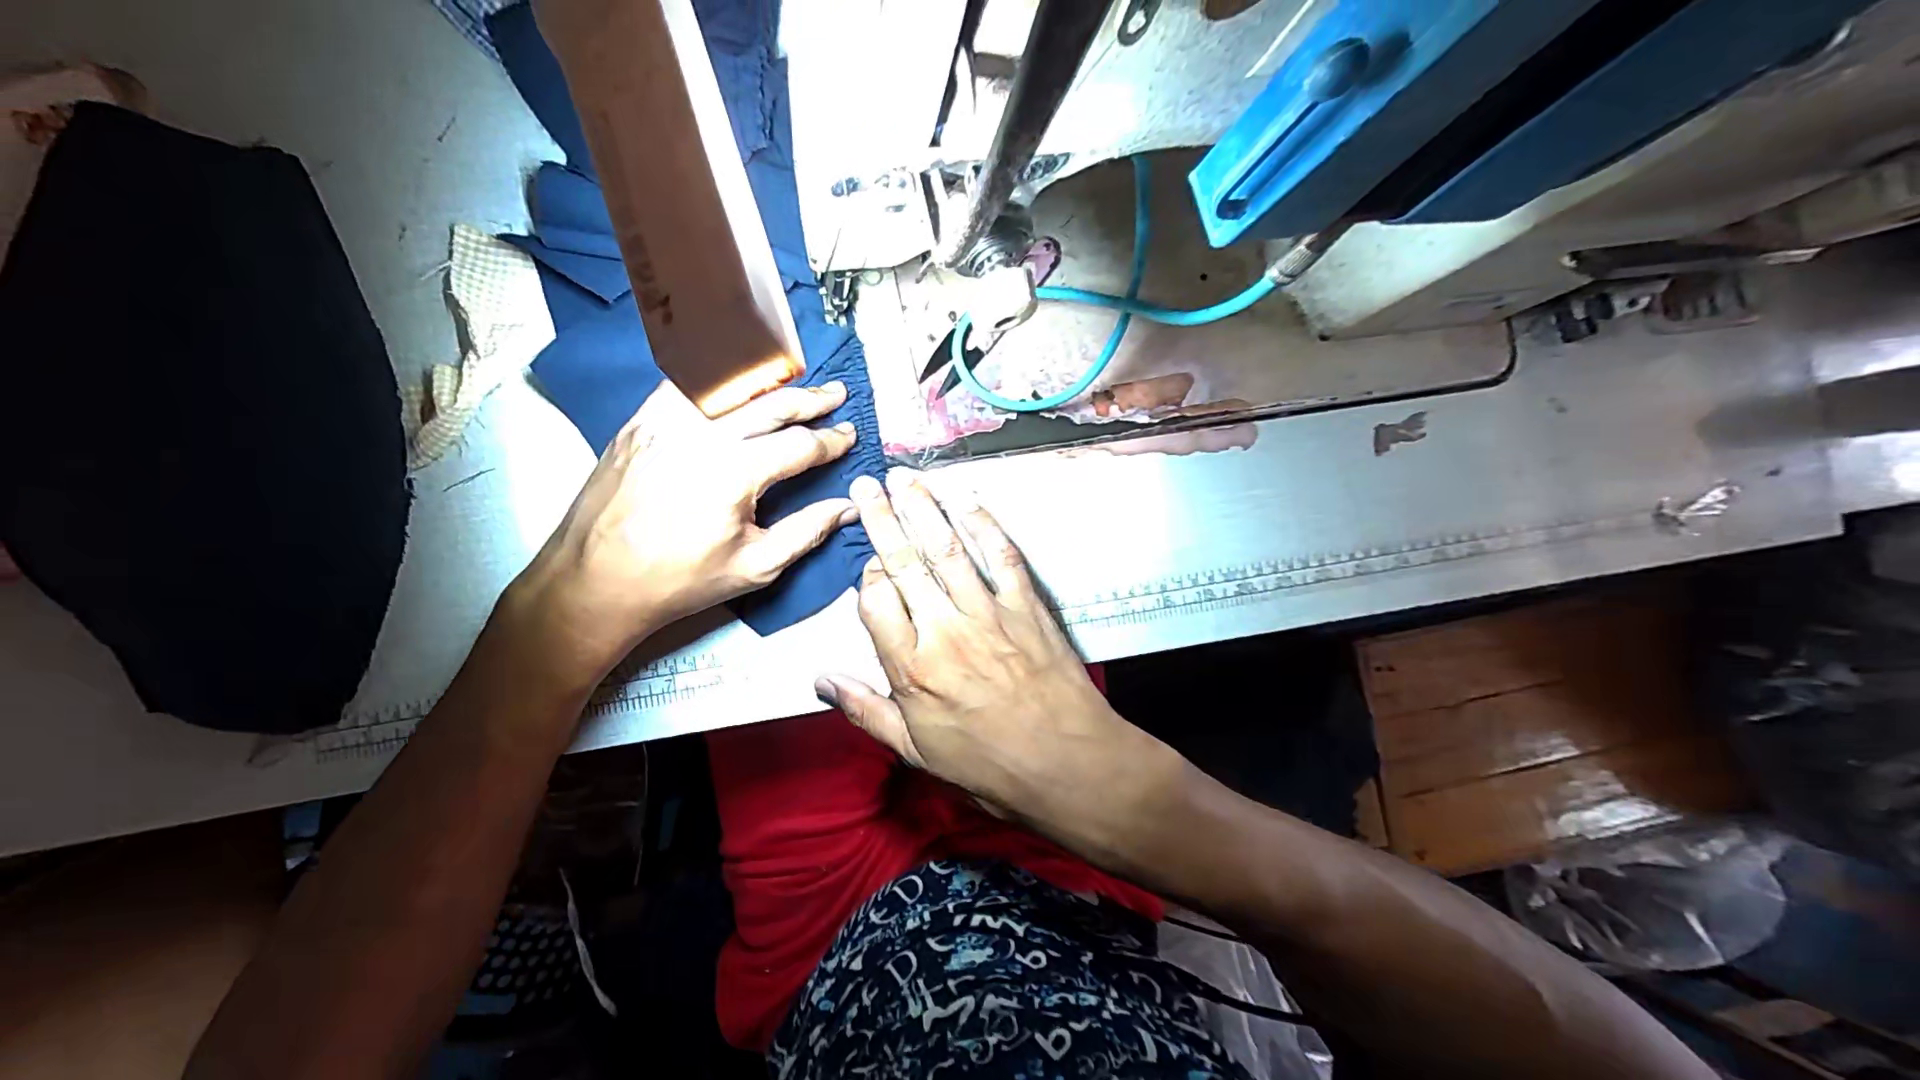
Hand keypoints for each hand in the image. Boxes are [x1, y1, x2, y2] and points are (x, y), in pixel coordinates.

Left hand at [499, 380, 858, 691]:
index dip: (831, 441)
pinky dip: (716, 383)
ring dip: (767, 384)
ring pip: (728, 387)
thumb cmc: (677, 581)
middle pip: (769, 403)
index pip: (798, 444)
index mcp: (732, 474)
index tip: (850, 437)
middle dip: (810, 398)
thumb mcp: (754, 567)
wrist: (595, 581)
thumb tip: (846, 507)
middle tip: (836, 394)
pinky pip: (685, 387)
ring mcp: (663, 424)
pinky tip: (733, 387)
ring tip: (793, 383)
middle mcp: (698, 437)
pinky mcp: (638, 423)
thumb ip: (807, 531)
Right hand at [818, 469, 1184, 856]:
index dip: (867, 575)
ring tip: (905, 478)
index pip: (875, 602)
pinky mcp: (1026, 606)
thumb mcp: (916, 751)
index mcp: (912, 669)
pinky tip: (966, 499)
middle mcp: (945, 631)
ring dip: (924, 508)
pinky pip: (1001, 556)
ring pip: (947, 549)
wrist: (1068, 763)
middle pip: (905, 563)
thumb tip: (822, 681)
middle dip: (883, 519)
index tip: (868, 564)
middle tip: (867, 485)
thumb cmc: (990, 764)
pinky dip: (983, 524)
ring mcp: (988, 614)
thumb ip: (866, 711)